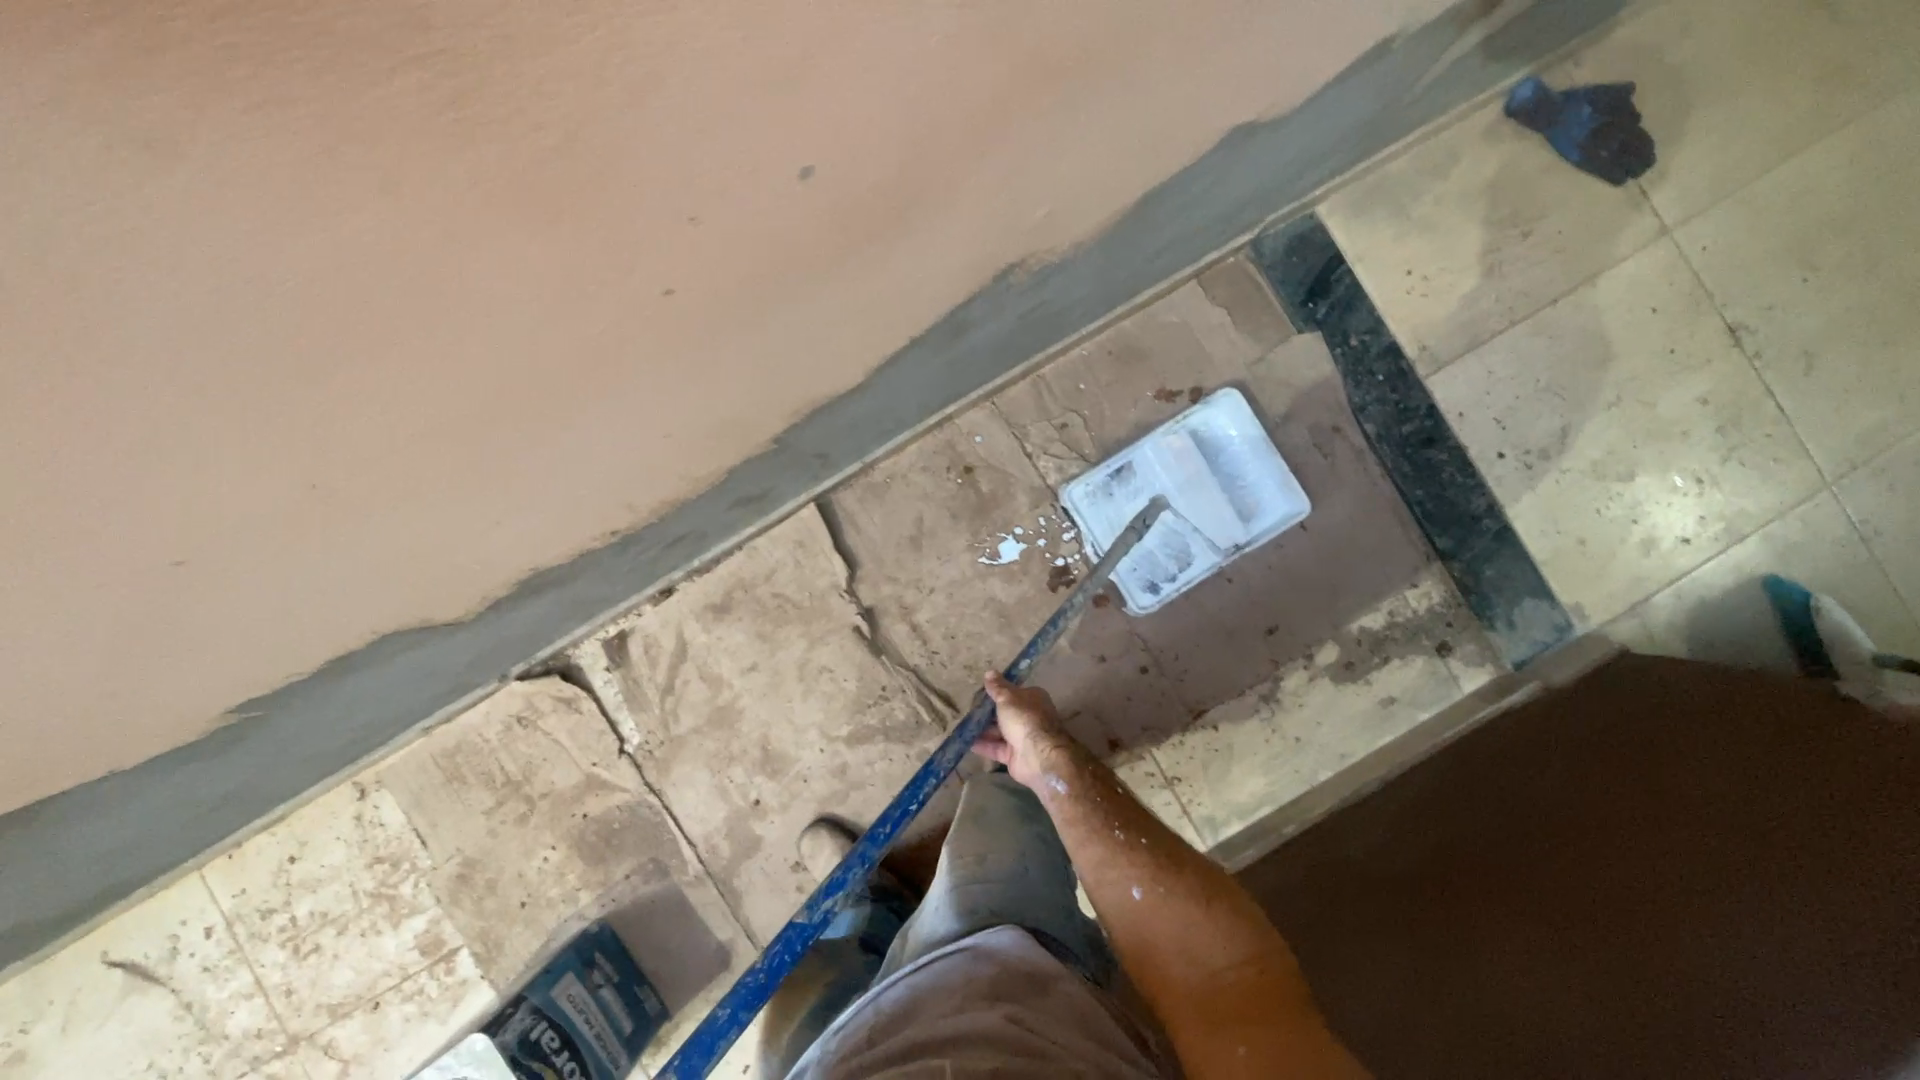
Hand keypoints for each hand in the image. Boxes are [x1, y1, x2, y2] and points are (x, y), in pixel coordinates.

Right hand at [974, 672, 1084, 791]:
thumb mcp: (1008, 697)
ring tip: (961, 725)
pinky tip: (967, 742)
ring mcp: (1022, 737)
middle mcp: (1029, 717)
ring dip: (982, 729)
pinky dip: (983, 745)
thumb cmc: (1024, 719)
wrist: (1038, 755)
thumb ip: (997, 687)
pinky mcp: (1014, 755)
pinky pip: (996, 748)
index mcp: (1032, 699)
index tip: (979, 694)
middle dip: (987, 713)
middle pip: (1005, 713)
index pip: (1013, 693)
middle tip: (967, 710)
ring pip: (999, 731)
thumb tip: (990, 672)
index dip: (997, 693)